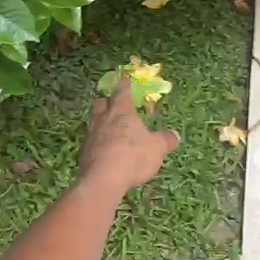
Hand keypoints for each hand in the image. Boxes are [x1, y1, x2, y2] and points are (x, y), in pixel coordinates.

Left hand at [78, 80, 179, 195]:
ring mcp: (91, 135)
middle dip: (107, 102)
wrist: (102, 179)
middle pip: (100, 103)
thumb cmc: (133, 156)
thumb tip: (175, 134)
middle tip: (114, 105)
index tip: (125, 80)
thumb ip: (165, 140)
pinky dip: (98, 142)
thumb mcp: (157, 148)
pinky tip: (105, 150)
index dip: (124, 85)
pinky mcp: (84, 152)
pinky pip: (91, 141)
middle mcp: (103, 118)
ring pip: (93, 121)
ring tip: (110, 128)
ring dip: (101, 122)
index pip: (122, 91)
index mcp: (121, 111)